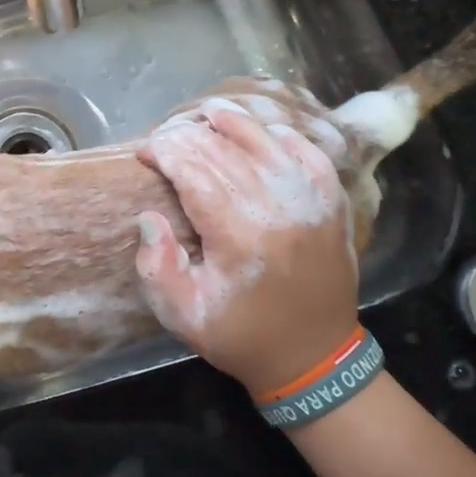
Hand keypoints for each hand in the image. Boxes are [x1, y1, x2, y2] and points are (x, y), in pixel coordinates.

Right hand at [133, 107, 359, 395]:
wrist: (317, 359)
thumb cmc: (242, 335)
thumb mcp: (183, 316)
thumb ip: (156, 268)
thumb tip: (148, 216)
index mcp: (239, 236)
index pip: (193, 169)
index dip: (163, 150)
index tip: (143, 152)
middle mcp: (278, 208)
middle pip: (223, 148)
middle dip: (185, 135)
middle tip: (163, 140)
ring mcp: (310, 201)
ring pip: (263, 139)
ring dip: (229, 121)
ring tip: (204, 117)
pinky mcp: (332, 201)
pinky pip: (304, 150)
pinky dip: (276, 135)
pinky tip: (256, 133)